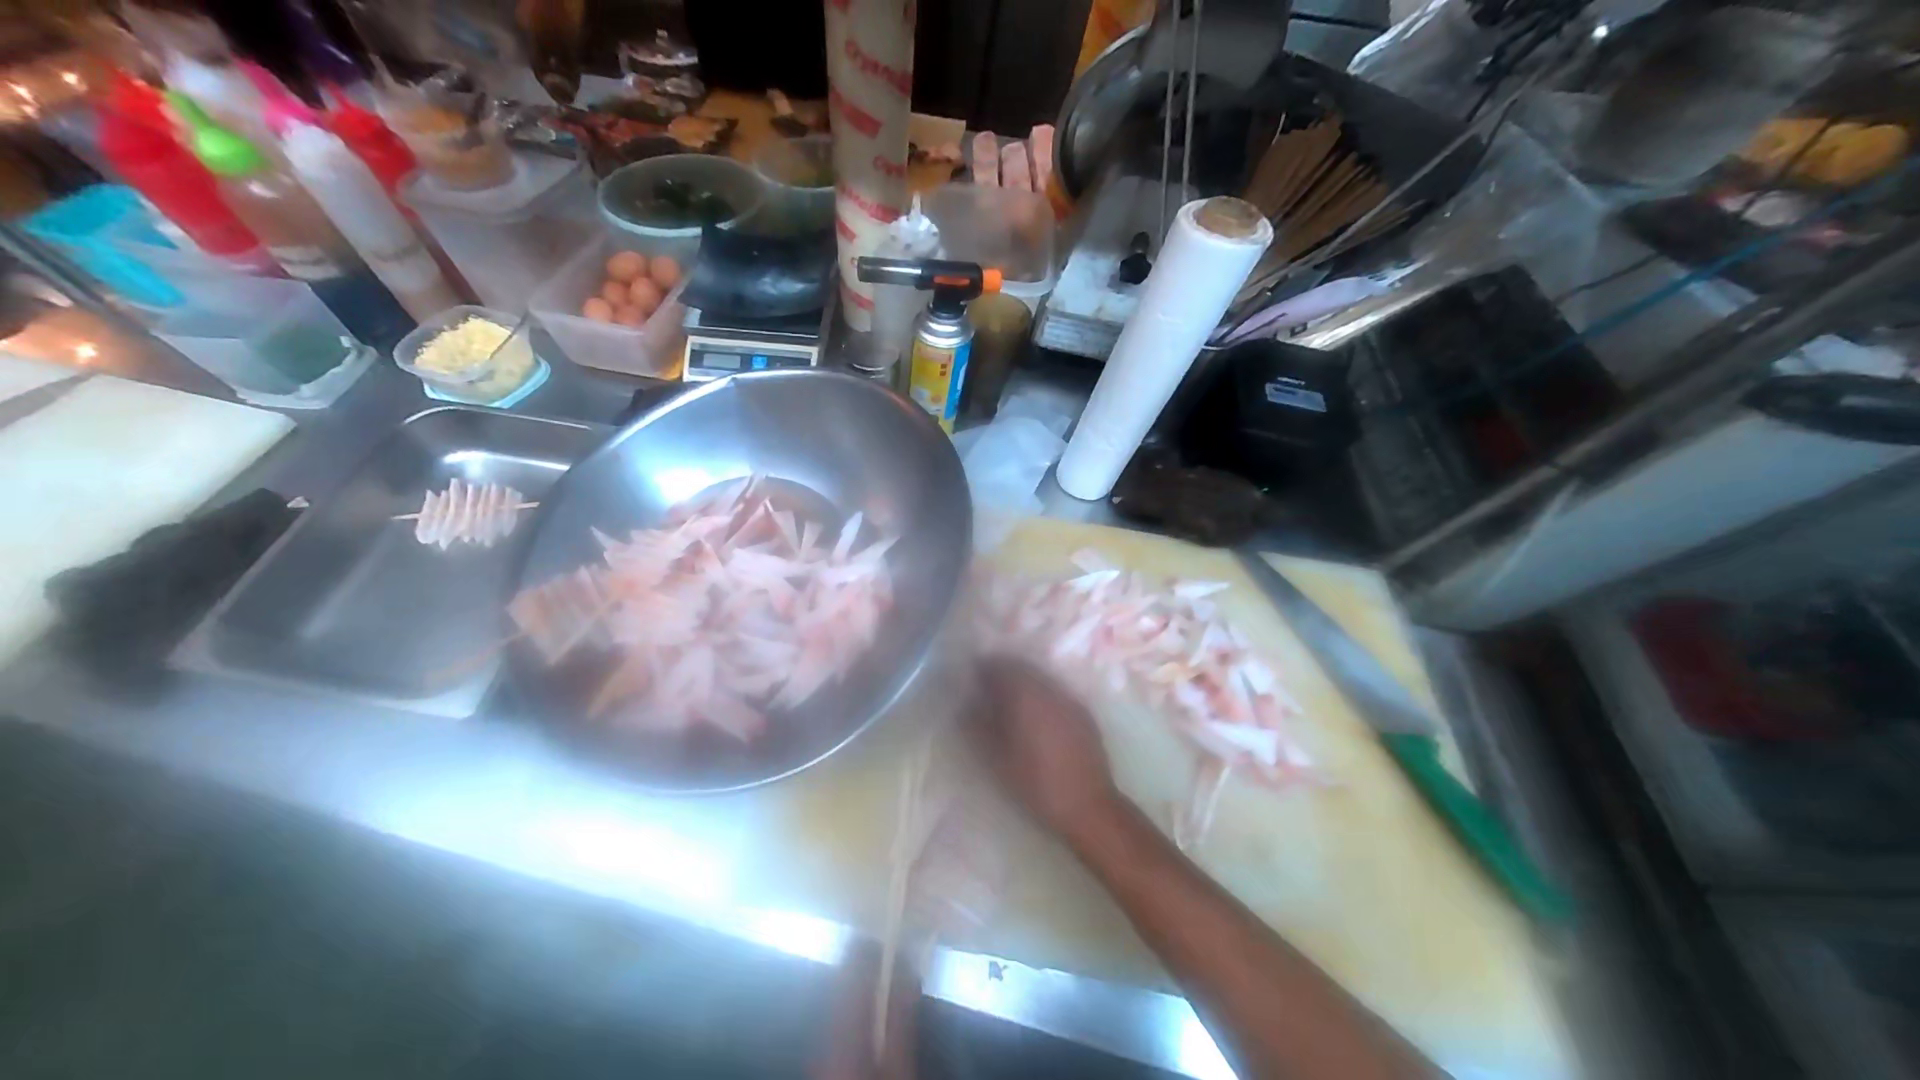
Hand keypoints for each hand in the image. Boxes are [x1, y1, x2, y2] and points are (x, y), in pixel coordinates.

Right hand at [967, 656, 1121, 845]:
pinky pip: (1056, 692)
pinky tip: (1036, 715)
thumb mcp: (997, 758)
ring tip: (1009, 702)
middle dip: (1003, 672)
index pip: (1000, 666)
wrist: (1088, 805)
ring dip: (1023, 682)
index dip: (983, 668)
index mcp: (1025, 696)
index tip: (971, 678)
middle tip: (987, 688)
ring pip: (1041, 679)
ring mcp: (1070, 699)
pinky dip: (1041, 694)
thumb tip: (967, 706)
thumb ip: (978, 725)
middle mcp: (1049, 689)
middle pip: (1022, 668)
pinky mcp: (1084, 713)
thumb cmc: (1036, 783)